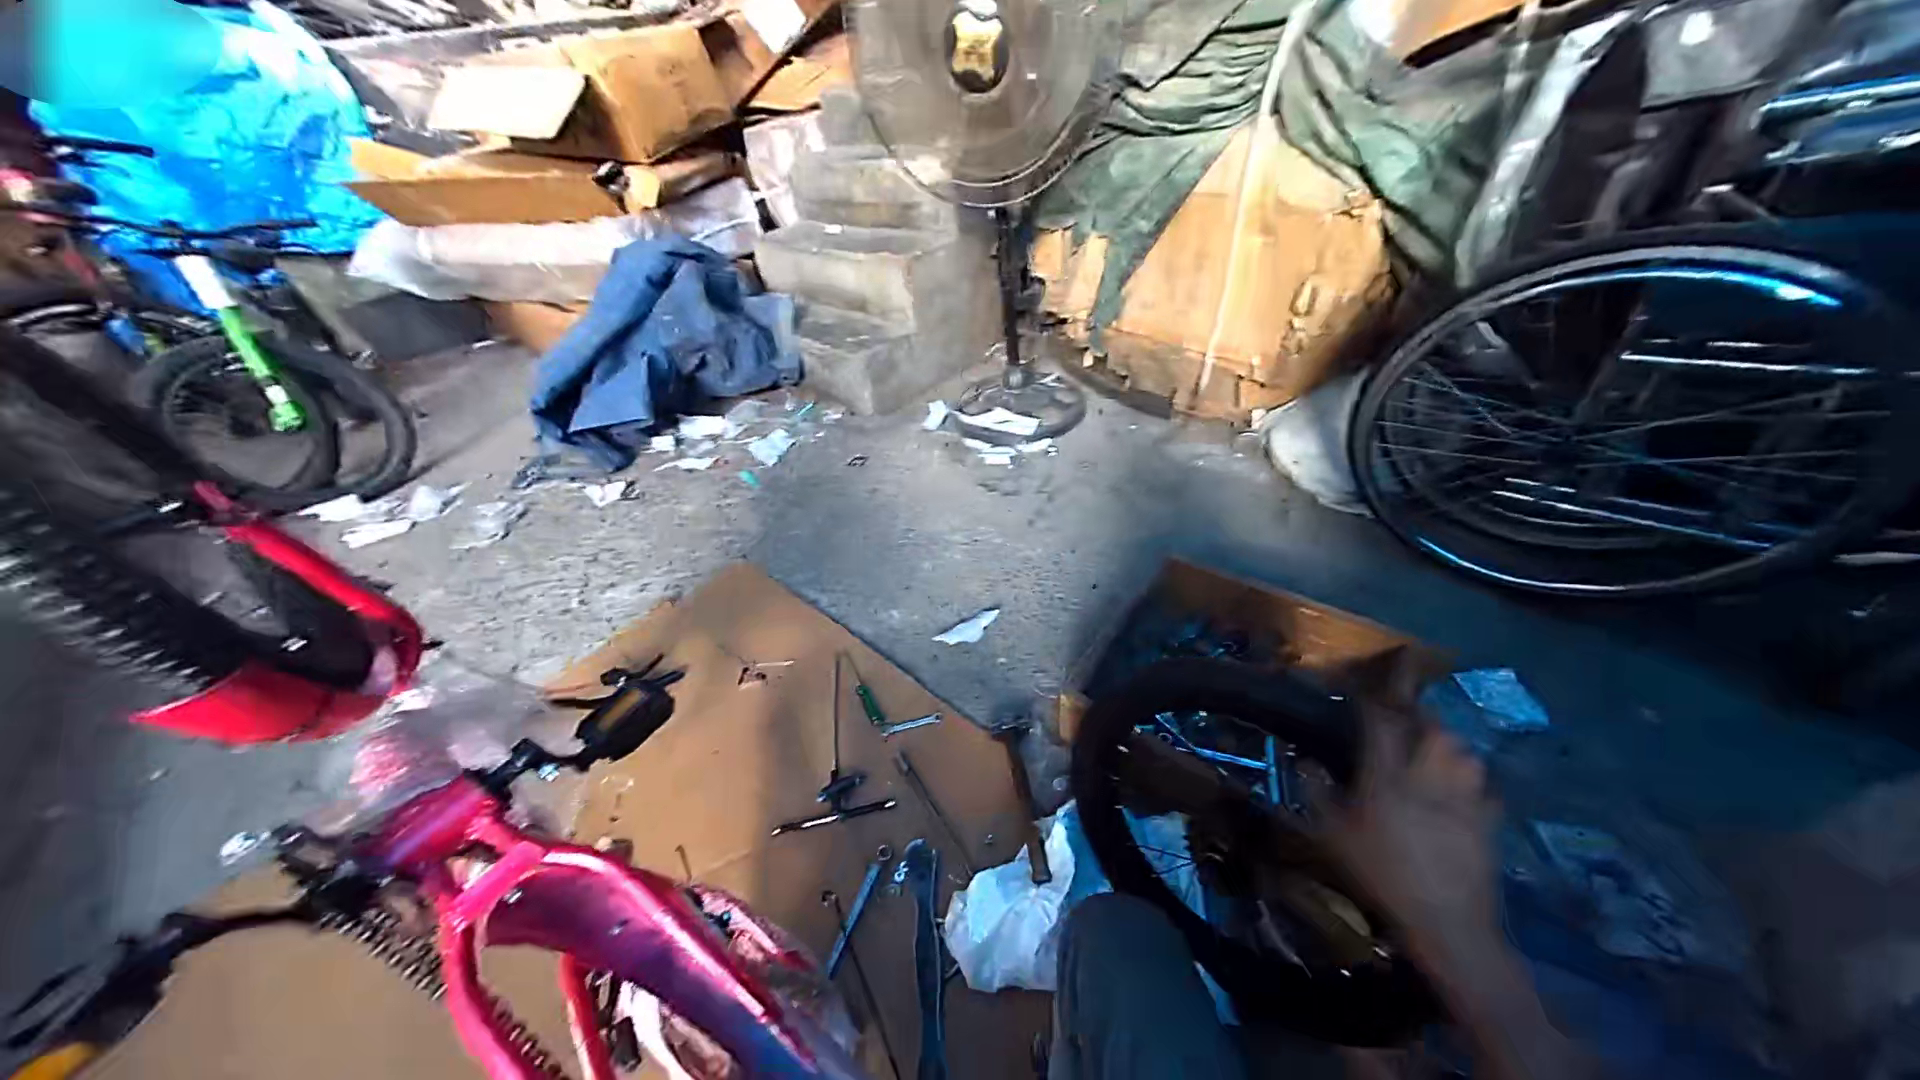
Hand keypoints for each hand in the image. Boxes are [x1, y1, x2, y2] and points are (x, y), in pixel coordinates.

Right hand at [1320, 709, 1500, 959]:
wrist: (1446, 922)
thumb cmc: (1380, 874)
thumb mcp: (1333, 836)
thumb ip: (1316, 794)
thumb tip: (1305, 762)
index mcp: (1387, 779)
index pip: (1382, 727)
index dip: (1374, 707)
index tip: (1365, 698)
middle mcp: (1429, 781)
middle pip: (1437, 733)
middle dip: (1424, 719)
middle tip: (1410, 720)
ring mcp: (1464, 802)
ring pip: (1468, 756)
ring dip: (1453, 747)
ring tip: (1439, 750)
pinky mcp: (1488, 826)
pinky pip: (1488, 791)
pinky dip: (1476, 783)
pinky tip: (1466, 790)